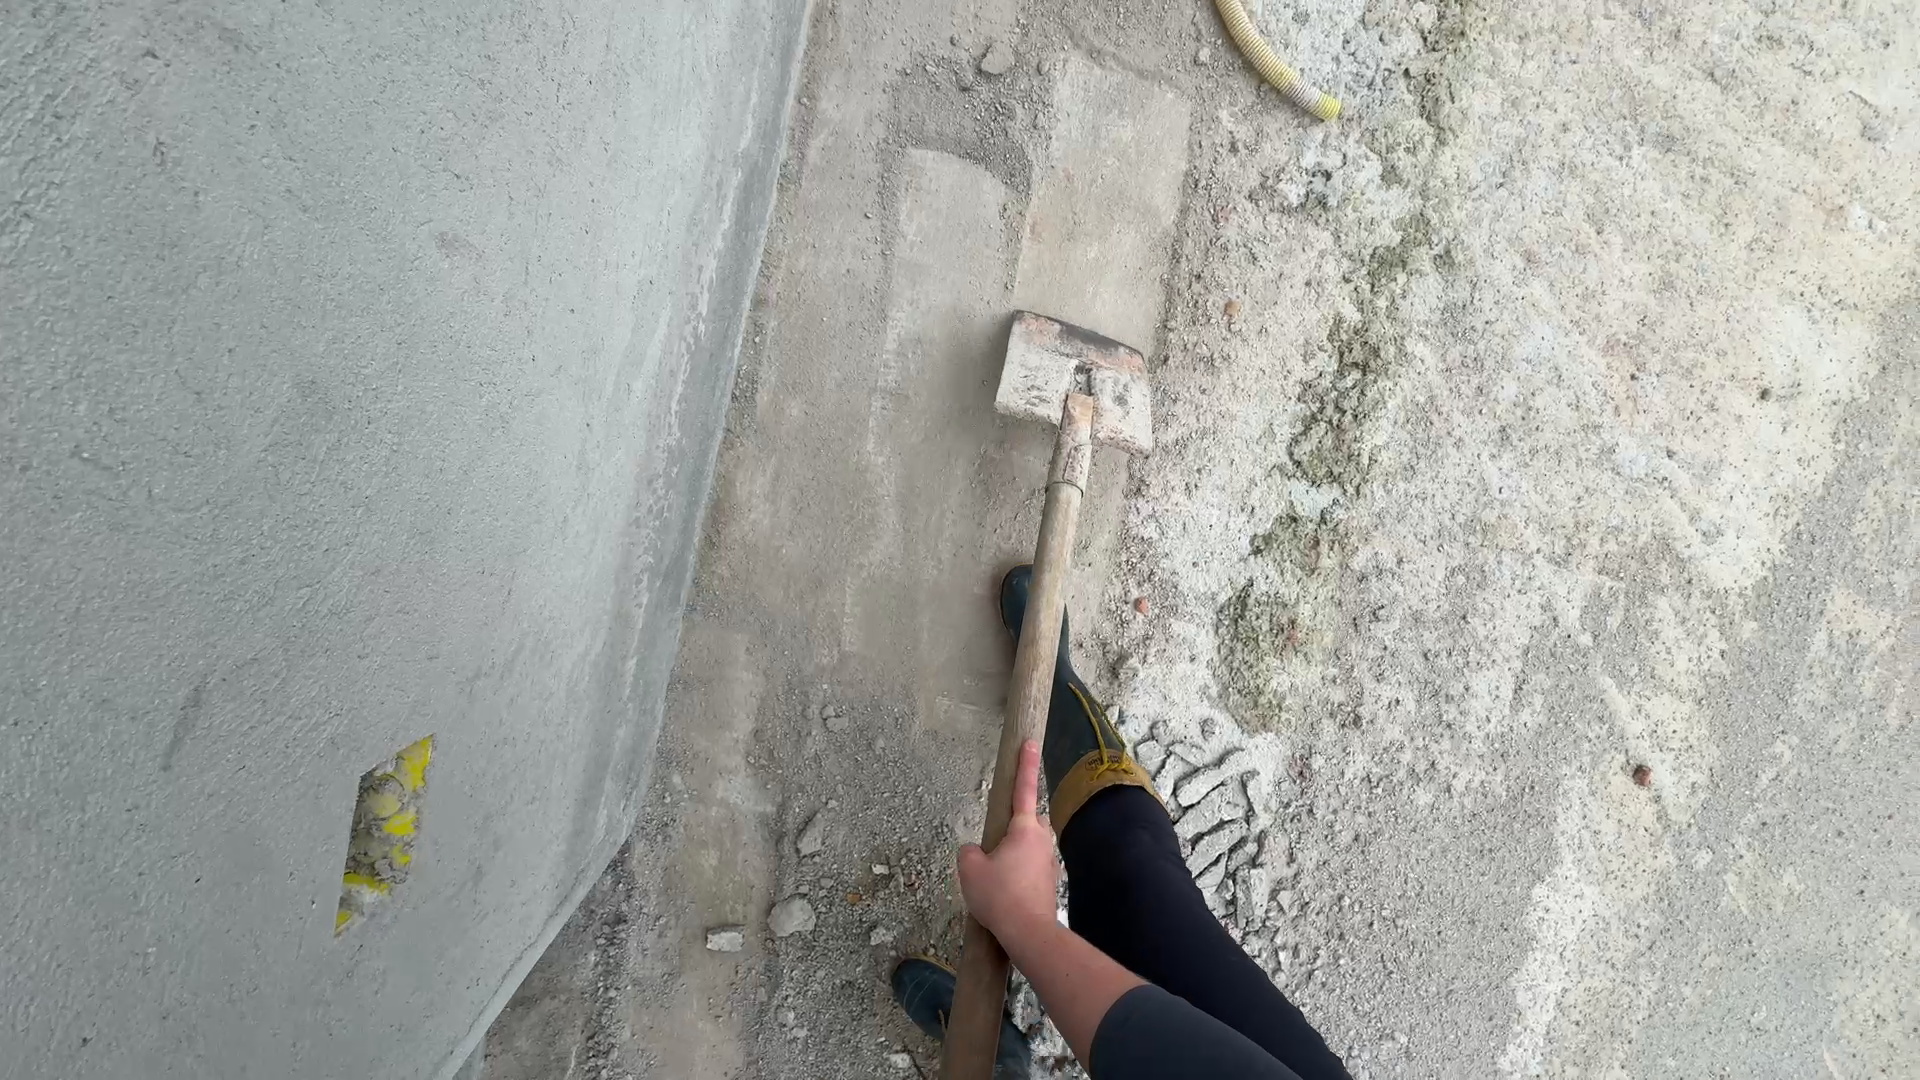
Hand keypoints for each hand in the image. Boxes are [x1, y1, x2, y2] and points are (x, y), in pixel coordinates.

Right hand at [957, 740, 1060, 945]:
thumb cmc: (1000, 897)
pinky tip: (1007, 895)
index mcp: (1024, 828)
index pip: (1024, 788)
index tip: (1030, 742)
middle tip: (995, 847)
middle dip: (1015, 826)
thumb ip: (968, 852)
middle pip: (1029, 821)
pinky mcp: (1051, 882)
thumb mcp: (969, 870)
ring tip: (997, 879)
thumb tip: (976, 852)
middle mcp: (1042, 840)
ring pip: (1030, 847)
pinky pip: (1032, 869)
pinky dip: (1020, 875)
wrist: (1030, 935)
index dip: (1025, 763)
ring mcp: (1049, 862)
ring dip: (1016, 854)